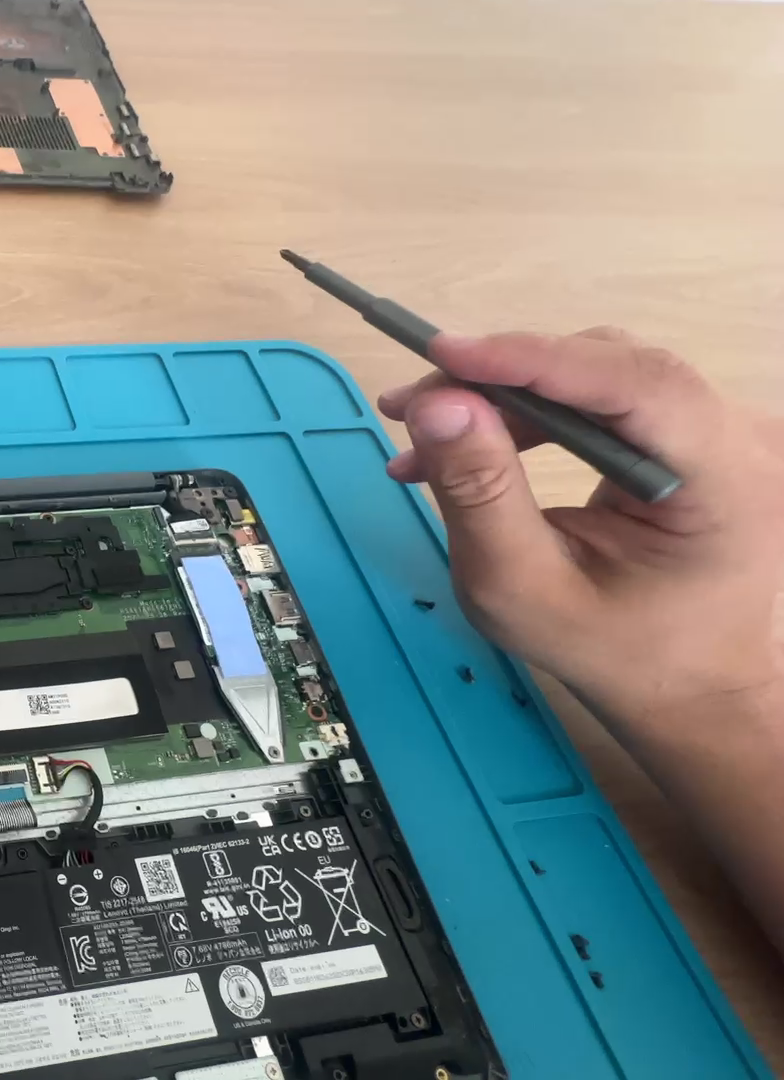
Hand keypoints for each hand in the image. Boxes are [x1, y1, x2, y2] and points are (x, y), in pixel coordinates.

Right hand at [378, 328, 782, 732]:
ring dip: (495, 398)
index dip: (531, 358)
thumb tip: (437, 405)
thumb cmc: (603, 646)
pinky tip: (460, 448)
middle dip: (496, 379)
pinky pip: (591, 402)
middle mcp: (740, 438)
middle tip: (403, 409)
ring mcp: (716, 434)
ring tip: (415, 438)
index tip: (439, 353)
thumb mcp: (514, 580)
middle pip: (608, 368)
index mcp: (725, 481)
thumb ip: (476, 492)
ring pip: (591, 378)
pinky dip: (517, 417)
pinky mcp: (683, 439)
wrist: (687, 682)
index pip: (633, 384)